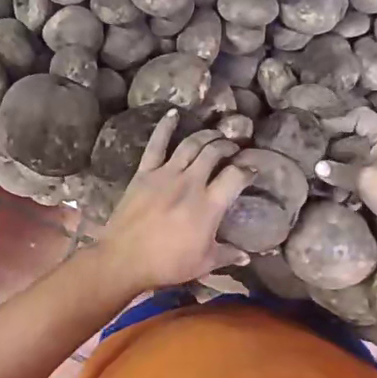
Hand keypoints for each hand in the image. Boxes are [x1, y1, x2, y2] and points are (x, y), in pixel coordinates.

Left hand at [94, 109, 253, 291]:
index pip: (236, 175)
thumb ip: (228, 254)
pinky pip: (157, 144)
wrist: (124, 259)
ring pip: (191, 144)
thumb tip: (249, 255)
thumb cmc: (167, 264)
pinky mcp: (145, 172)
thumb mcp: (204, 263)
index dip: (248, 168)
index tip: (252, 167)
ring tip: (215, 135)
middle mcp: (191, 182)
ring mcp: (166, 174)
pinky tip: (174, 113)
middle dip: (228, 146)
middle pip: (214, 152)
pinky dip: (166, 126)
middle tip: (233, 148)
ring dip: (206, 136)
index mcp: (209, 205)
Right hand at [316, 108, 376, 240]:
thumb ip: (340, 172)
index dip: (337, 121)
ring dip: (342, 169)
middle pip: (358, 140)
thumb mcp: (366, 180)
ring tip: (322, 179)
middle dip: (335, 148)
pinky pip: (368, 177)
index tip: (316, 131)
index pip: (359, 117)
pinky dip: (352, 182)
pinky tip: (339, 194)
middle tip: (312, 156)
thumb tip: (318, 167)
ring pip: (361, 161)